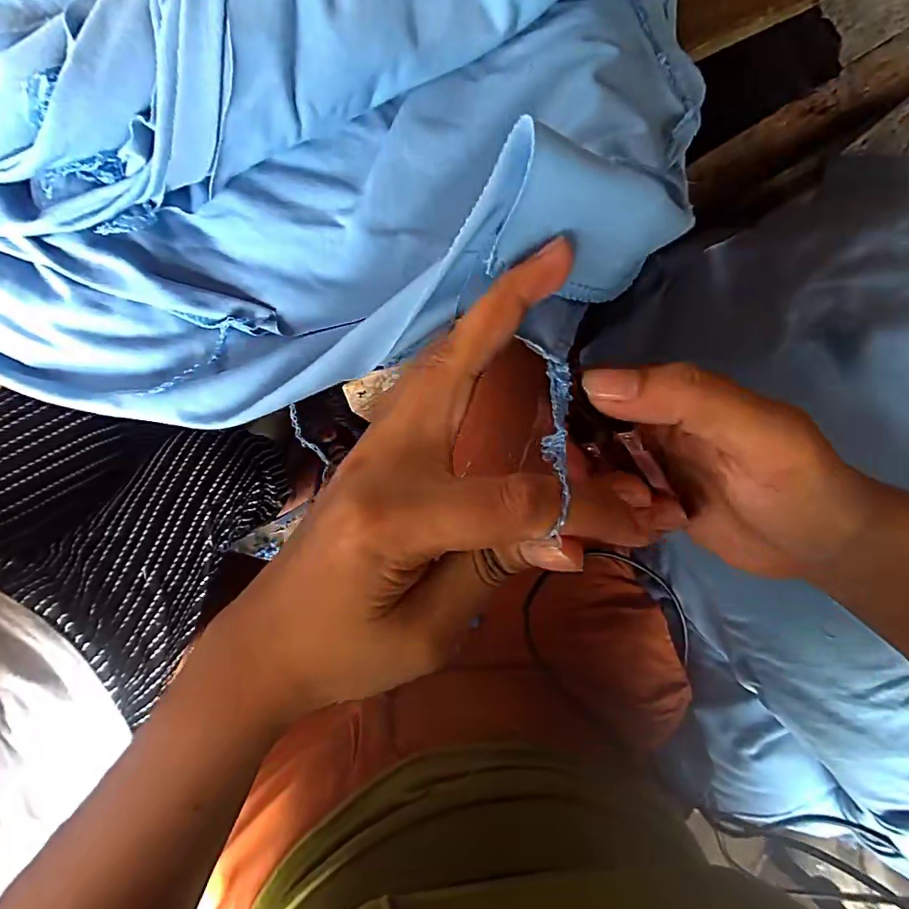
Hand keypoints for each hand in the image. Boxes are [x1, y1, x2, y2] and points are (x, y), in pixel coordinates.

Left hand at [196, 239, 683, 722]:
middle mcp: (381, 460)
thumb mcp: (429, 632)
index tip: (643, 522)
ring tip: (532, 278)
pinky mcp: (371, 449)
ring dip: (486, 317)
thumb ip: (495, 564)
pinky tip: (489, 339)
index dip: (588, 512)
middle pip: (455, 366)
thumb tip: (573, 535)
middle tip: (557, 253)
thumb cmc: (342, 655)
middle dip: (508, 303)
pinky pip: (426, 386)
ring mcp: (371, 446)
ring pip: (437, 364)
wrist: (264, 646)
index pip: (519, 500)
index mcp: (397, 515)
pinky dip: (464, 351)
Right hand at [581, 362, 875, 578]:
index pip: (602, 387)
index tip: (550, 440)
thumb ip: (683, 397)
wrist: (827, 548)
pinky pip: (612, 501)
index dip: (570, 407)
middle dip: (576, 457)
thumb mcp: (749, 430)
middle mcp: (652, 423)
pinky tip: (629, 526)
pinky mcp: (652, 502)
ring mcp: (650, 465)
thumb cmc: (796, 480)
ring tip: (620, 510)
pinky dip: (611, 513)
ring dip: (595, 490)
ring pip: (595, 468)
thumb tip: (594, 380)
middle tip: (578, 488)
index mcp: (671, 392)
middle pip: (588, 430)